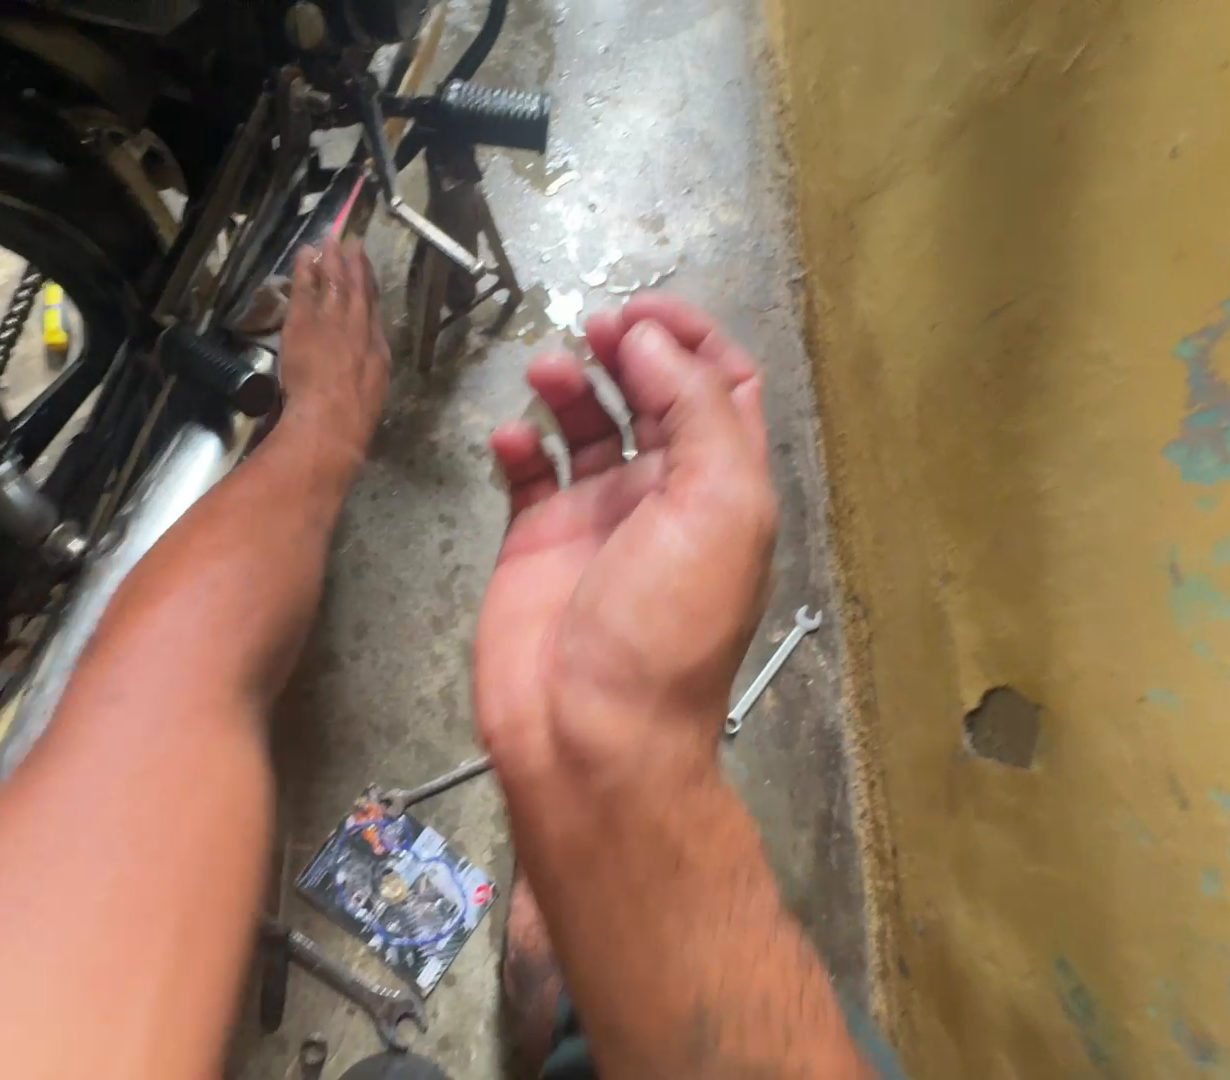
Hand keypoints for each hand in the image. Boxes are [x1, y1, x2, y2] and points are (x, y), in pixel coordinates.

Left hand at [277, 235, 390, 465]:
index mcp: (377, 348)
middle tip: (351, 242)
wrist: (332, 418)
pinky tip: (304, 254)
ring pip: (332, 281)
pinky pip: (304, 288)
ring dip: (331, 258)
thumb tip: (371, 355)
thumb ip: (371, 367)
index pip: (373, 310)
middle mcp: (358, 327)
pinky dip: (305, 269)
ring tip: (329, 239)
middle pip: (356, 289)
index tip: (367, 270)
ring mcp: (330, 321)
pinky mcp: (304, 322)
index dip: (370, 287)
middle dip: (354, 264)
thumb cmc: (355, 417)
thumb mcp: (374, 390)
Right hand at [474, 295, 777, 779]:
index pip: (720, 387)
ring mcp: (594, 516)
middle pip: (649, 396)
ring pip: (585, 426)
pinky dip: (519, 445)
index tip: (642, 312)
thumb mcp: (717, 508)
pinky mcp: (536, 538)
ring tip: (545, 374)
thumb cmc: (663, 626)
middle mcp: (660, 494)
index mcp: (719, 485)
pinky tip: (509, 441)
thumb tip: (648, 341)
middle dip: (624, 352)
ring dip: (568, 388)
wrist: (586, 731)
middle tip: (590, 331)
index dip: (690, 338)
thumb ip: (695, 410)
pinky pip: (528, 472)